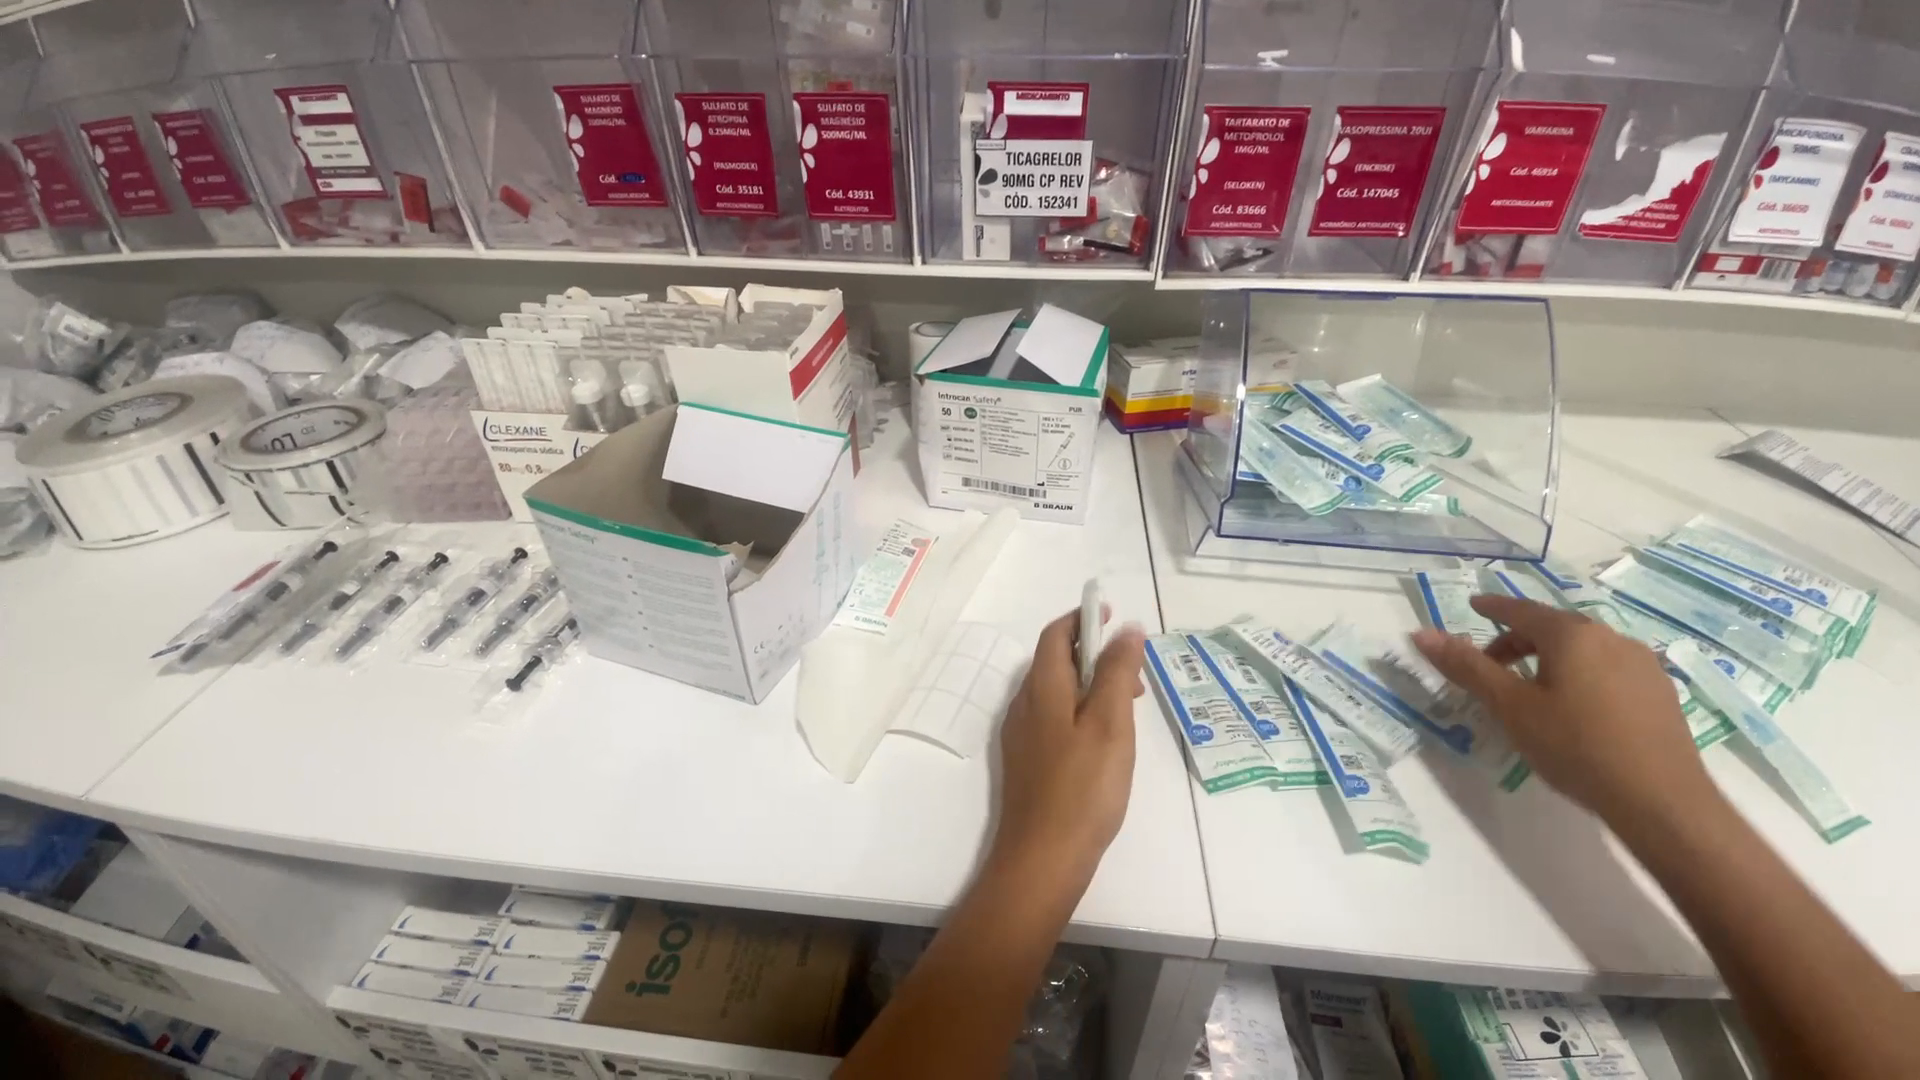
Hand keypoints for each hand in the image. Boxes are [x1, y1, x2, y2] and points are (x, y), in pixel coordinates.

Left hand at [991, 607, 1146, 883]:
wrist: (1042, 857)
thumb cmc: (1083, 788)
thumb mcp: (1111, 724)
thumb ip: (1118, 673)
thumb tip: (1127, 628)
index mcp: (1041, 688)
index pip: (1056, 634)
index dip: (1084, 619)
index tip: (1114, 615)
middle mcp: (1023, 704)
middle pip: (1056, 661)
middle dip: (1095, 654)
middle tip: (1136, 672)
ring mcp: (1021, 735)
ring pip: (1057, 691)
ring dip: (1091, 684)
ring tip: (1130, 707)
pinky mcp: (1027, 761)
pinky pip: (1054, 717)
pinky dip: (1081, 710)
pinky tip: (1105, 740)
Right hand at [1411, 594, 1715, 825]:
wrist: (1661, 801)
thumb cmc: (1575, 746)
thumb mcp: (1509, 706)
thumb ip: (1466, 666)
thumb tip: (1422, 634)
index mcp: (1572, 635)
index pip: (1521, 610)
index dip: (1492, 607)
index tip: (1473, 605)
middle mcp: (1612, 638)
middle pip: (1553, 628)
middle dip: (1517, 640)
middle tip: (1490, 666)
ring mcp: (1643, 665)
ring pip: (1583, 649)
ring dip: (1549, 658)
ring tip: (1530, 690)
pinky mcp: (1660, 692)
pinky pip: (1608, 668)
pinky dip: (1579, 674)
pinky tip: (1573, 708)